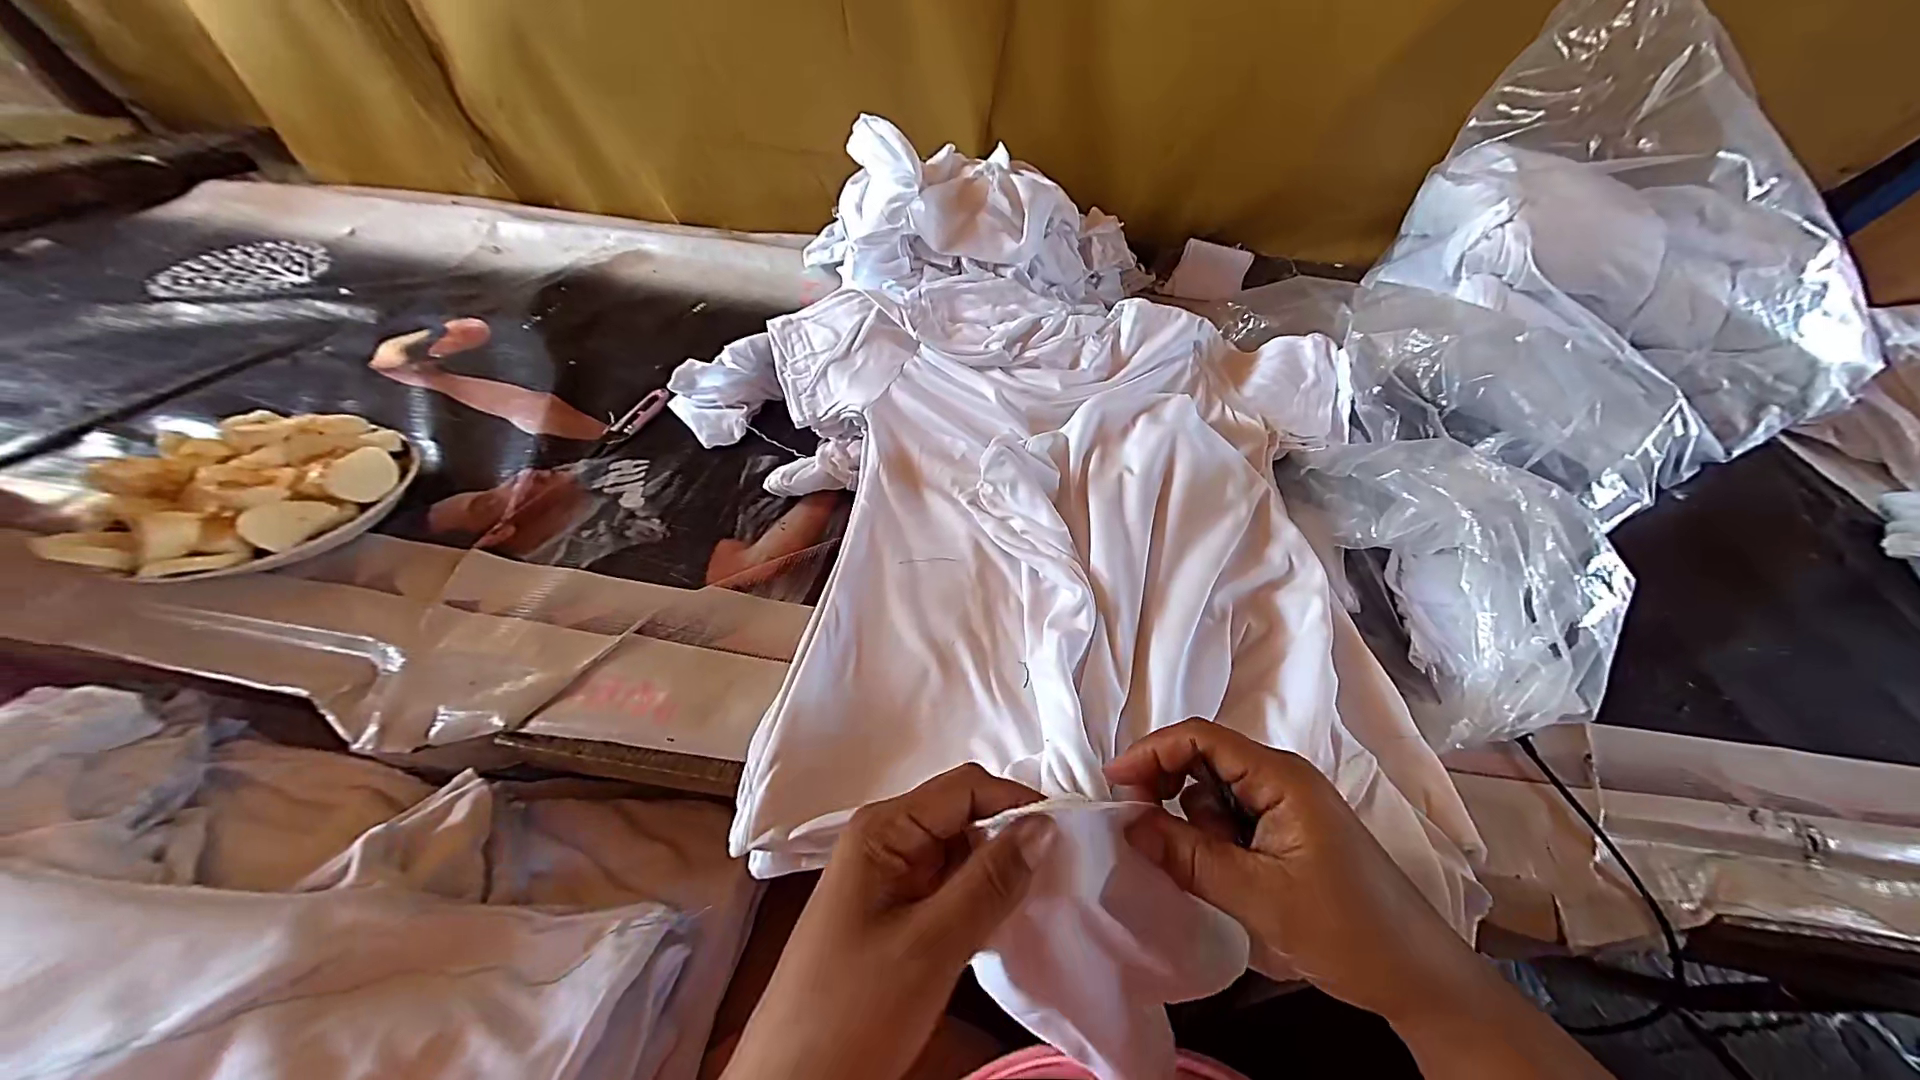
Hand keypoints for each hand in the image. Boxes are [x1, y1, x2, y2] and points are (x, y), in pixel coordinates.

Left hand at [722, 764, 1044, 1079]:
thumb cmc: (853, 1009)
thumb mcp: (930, 945)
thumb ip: (989, 880)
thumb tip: (1044, 824)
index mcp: (885, 827)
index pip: (964, 788)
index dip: (1016, 802)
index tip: (1067, 835)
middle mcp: (886, 838)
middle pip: (963, 814)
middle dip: (1009, 837)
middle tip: (1059, 874)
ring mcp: (889, 875)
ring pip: (960, 851)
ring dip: (996, 870)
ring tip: (1039, 899)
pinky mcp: (895, 909)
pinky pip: (948, 884)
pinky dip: (978, 897)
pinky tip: (1002, 922)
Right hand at [1105, 719, 1475, 1021]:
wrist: (1423, 982)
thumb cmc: (1348, 932)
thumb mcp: (1258, 897)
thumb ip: (1188, 856)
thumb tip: (1128, 823)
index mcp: (1280, 777)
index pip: (1200, 738)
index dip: (1152, 752)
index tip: (1115, 784)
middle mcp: (1280, 778)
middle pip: (1202, 758)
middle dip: (1167, 786)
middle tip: (1143, 826)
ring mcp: (1284, 803)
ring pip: (1212, 790)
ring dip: (1192, 821)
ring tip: (1201, 868)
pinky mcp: (1285, 829)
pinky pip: (1229, 817)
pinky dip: (1209, 836)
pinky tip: (1216, 871)